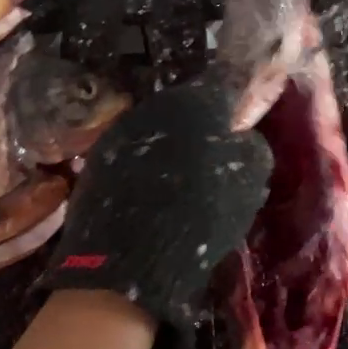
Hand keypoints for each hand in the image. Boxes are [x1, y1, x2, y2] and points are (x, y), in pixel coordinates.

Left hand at [34, 80, 269, 348]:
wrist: (129, 260)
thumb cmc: (201, 212)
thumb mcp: (250, 179)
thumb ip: (251, 146)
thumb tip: (241, 137)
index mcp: (197, 100)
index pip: (223, 88)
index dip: (235, 105)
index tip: (241, 122)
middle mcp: (156, 105)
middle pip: (186, 107)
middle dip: (201, 124)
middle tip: (213, 153)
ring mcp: (121, 131)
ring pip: (157, 129)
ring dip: (171, 145)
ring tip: (181, 178)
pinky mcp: (96, 161)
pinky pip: (132, 154)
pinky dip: (144, 166)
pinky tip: (152, 193)